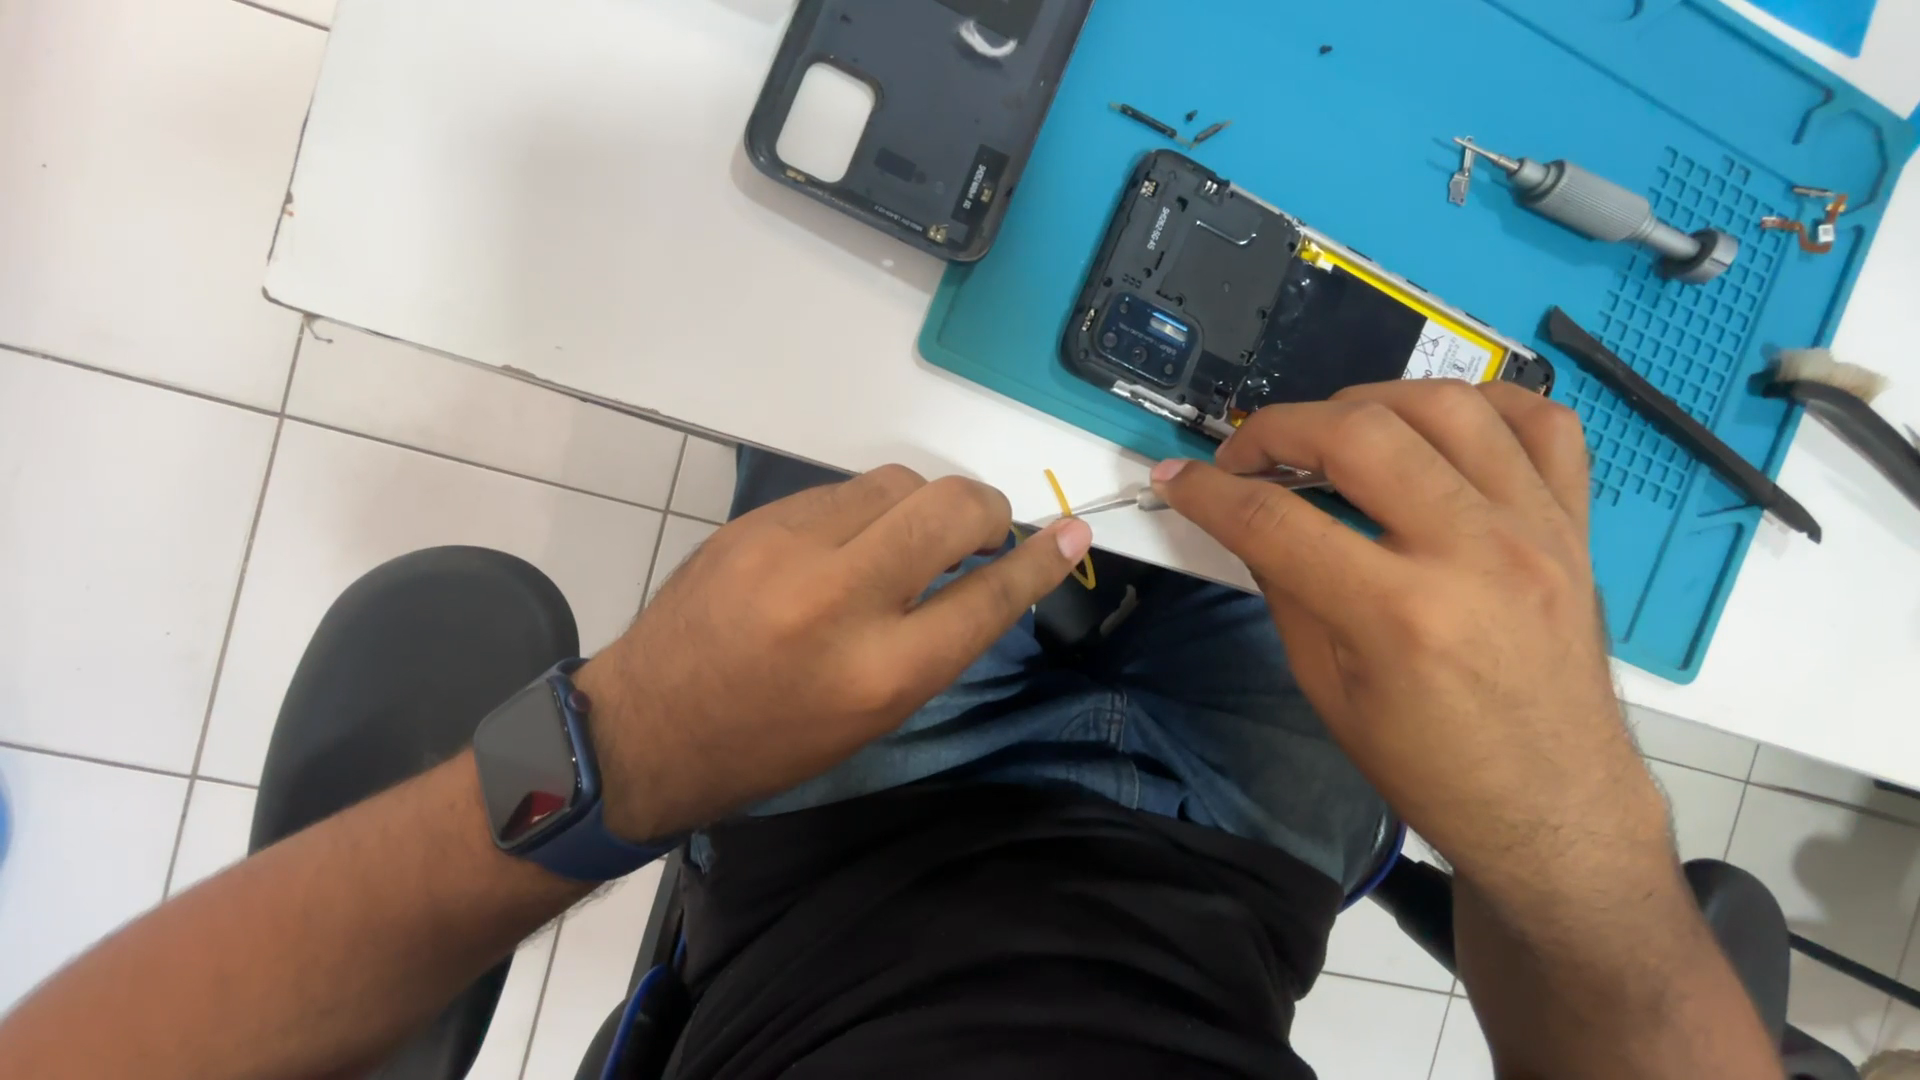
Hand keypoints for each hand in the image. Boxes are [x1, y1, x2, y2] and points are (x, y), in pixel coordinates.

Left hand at [574, 465, 1093, 842]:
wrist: (648, 726)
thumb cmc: (773, 742)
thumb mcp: (871, 715)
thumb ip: (935, 641)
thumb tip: (987, 571)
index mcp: (880, 674)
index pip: (987, 598)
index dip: (1040, 562)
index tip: (1072, 533)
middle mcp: (841, 600)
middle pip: (951, 509)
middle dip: (988, 511)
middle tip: (986, 531)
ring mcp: (790, 549)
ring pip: (899, 483)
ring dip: (927, 504)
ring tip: (915, 539)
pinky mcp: (757, 522)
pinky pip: (843, 493)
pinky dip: (870, 511)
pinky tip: (856, 542)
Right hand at [1154, 381, 1669, 889]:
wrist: (1552, 810)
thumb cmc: (1425, 765)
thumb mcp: (1325, 686)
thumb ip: (1286, 587)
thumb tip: (1247, 518)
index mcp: (1397, 616)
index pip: (1275, 520)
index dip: (1207, 491)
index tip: (1175, 480)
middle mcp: (1474, 554)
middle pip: (1359, 436)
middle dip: (1276, 428)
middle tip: (1244, 455)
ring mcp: (1538, 531)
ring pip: (1447, 406)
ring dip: (1364, 402)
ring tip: (1327, 433)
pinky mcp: (1574, 527)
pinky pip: (1539, 423)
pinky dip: (1476, 404)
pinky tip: (1429, 426)